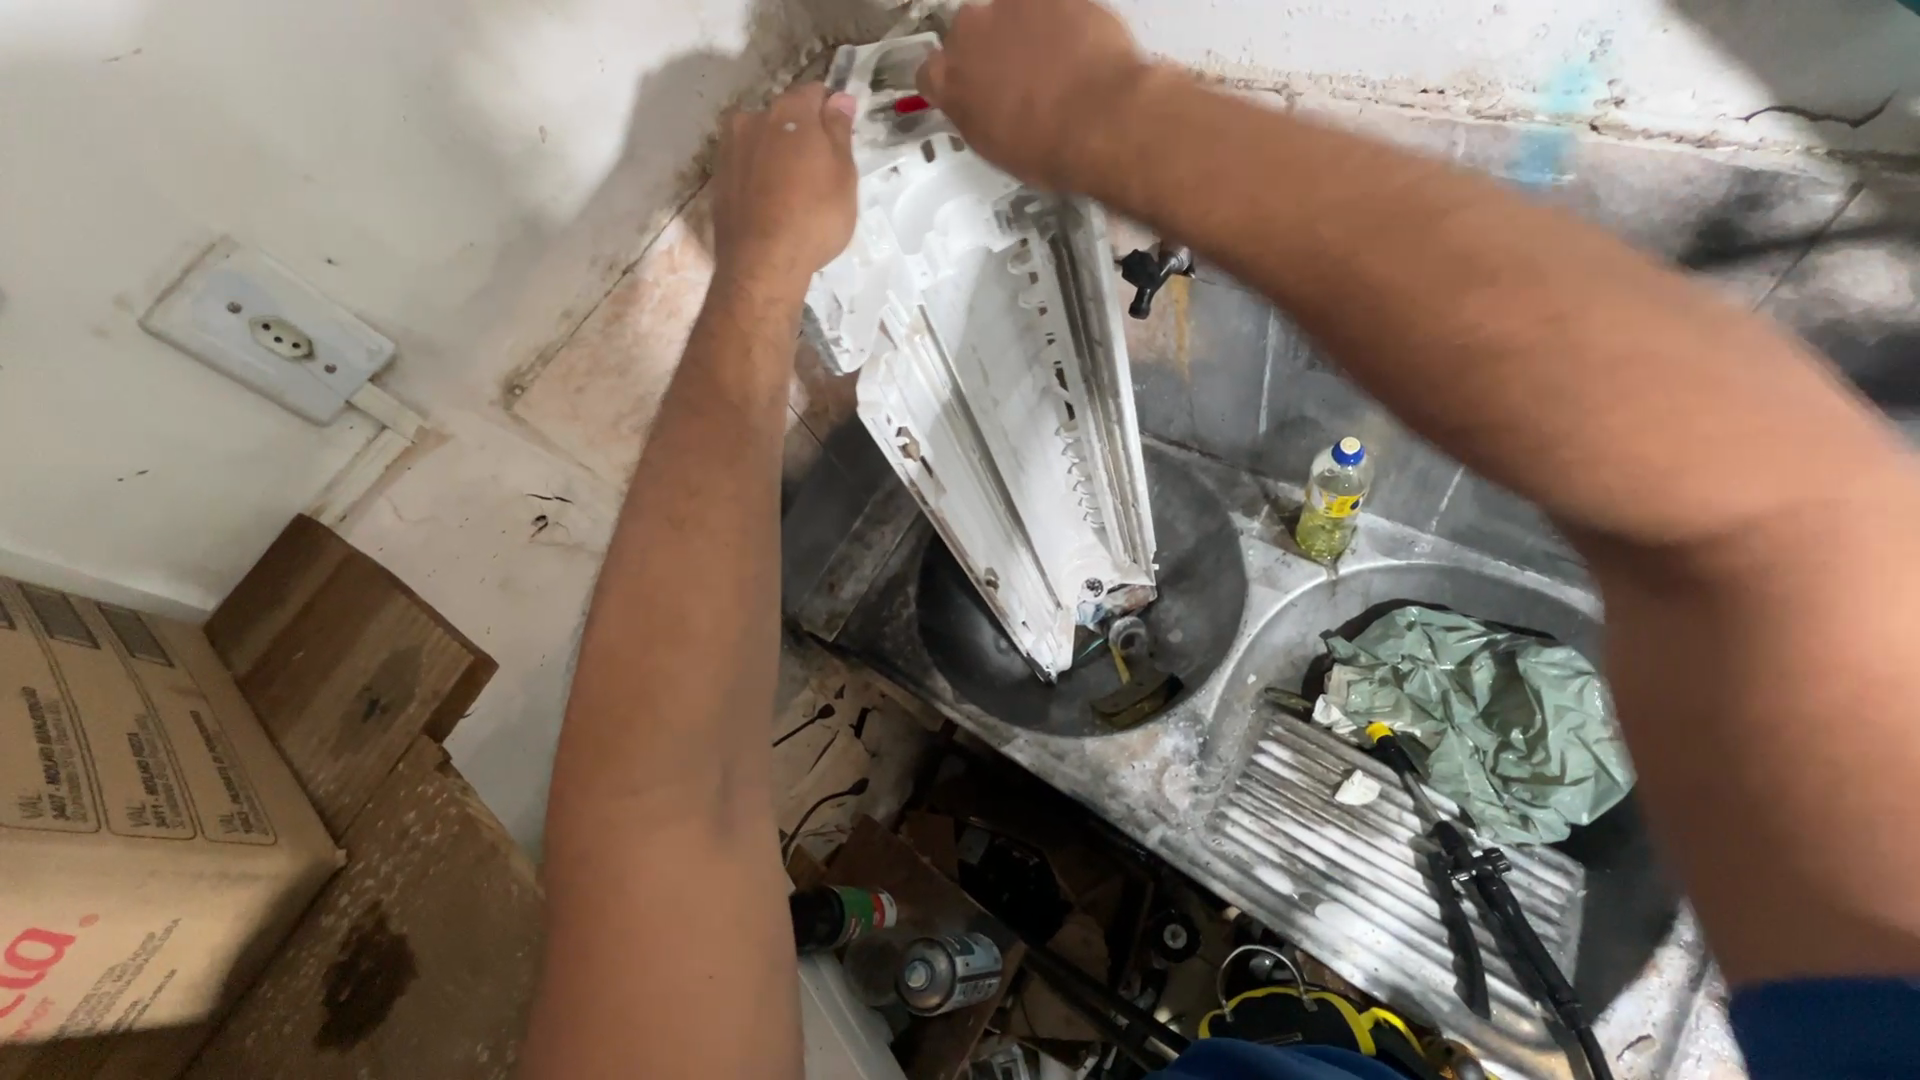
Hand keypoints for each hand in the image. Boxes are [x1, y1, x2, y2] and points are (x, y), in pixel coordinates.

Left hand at [710, 83, 858, 298]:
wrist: (762, 263)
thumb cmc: (814, 218)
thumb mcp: (843, 176)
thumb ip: (839, 131)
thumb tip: (839, 99)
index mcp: (790, 111)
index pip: (814, 93)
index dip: (830, 112)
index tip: (840, 139)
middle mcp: (753, 118)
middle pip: (784, 114)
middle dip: (801, 133)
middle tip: (819, 170)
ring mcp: (730, 148)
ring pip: (761, 139)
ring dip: (776, 153)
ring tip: (792, 190)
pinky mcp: (718, 178)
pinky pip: (745, 166)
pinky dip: (758, 175)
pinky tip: (771, 203)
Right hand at [917, 0, 1149, 189]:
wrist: (1099, 119)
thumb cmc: (1044, 150)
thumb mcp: (995, 148)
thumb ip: (977, 114)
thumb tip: (984, 102)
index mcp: (949, 78)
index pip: (931, 72)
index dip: (954, 82)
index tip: (973, 93)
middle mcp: (970, 30)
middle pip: (969, 32)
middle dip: (990, 49)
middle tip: (1019, 78)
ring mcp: (1012, 2)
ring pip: (1011, 12)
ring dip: (1025, 30)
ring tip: (1056, 60)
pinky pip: (1052, 5)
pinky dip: (1062, 20)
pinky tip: (1081, 47)